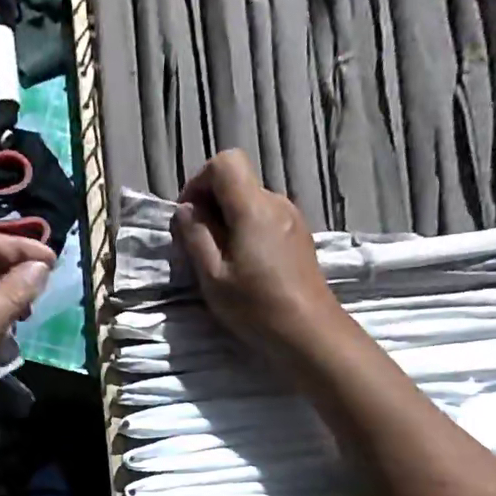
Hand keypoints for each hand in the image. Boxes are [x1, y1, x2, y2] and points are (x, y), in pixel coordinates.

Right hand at [171, 150, 349, 366]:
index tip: (188, 215)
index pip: (225, 163)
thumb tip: (185, 210)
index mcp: (254, 207)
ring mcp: (293, 219)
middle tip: (198, 243)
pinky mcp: (300, 237)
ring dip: (229, 220)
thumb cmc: (257, 307)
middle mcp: (277, 203)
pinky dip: (247, 231)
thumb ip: (196, 237)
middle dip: (212, 204)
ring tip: (220, 259)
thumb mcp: (213, 276)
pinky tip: (245, 266)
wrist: (310, 333)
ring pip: (252, 202)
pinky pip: (266, 219)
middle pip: (238, 182)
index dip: (199, 182)